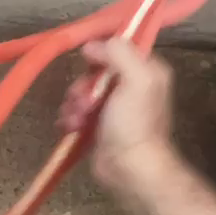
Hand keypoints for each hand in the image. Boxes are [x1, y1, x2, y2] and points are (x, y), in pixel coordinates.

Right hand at [60, 38, 177, 187]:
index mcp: (145, 71)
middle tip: (86, 103)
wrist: (128, 169)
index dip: (100, 54)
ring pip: (81, 92)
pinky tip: (71, 127)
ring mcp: (112, 107)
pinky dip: (70, 118)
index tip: (89, 64)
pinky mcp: (96, 125)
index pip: (117, 49)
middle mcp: (130, 86)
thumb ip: (118, 54)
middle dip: (82, 86)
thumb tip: (92, 45)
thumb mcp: (136, 80)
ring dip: (73, 105)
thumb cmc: (134, 124)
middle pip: (93, 71)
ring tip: (78, 120)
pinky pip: (75, 112)